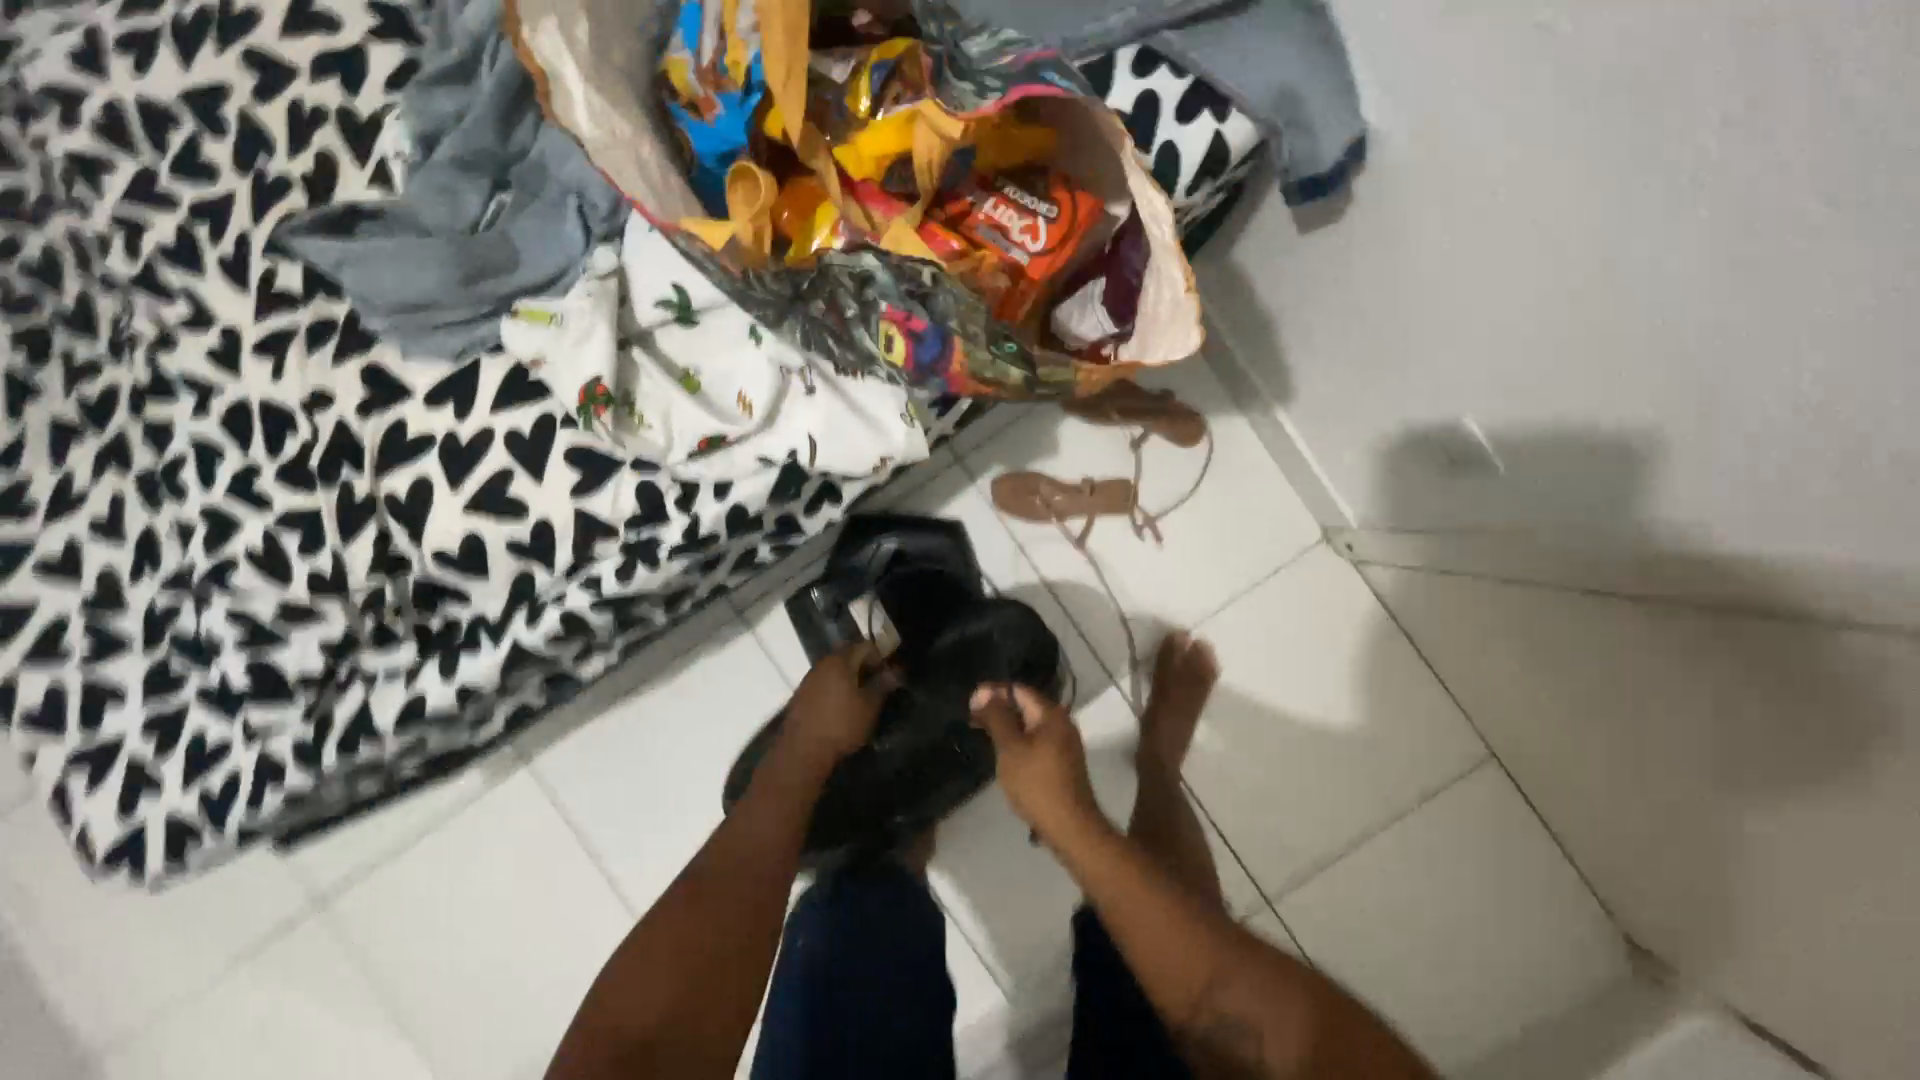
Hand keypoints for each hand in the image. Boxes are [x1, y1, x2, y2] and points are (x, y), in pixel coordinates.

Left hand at [781, 642, 896, 768]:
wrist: (802, 751)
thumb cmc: (842, 725)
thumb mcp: (869, 706)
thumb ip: (883, 685)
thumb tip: (895, 672)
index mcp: (840, 660)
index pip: (865, 645)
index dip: (881, 657)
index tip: (889, 674)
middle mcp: (822, 664)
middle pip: (848, 656)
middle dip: (865, 666)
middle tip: (878, 684)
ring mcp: (809, 679)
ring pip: (834, 670)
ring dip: (850, 678)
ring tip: (862, 697)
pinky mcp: (801, 695)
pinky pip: (824, 683)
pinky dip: (836, 688)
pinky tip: (842, 706)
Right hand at [970, 683, 1103, 842]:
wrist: (1070, 826)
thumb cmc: (1036, 784)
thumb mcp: (1011, 748)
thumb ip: (996, 718)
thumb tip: (982, 692)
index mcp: (1051, 714)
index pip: (1018, 690)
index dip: (993, 692)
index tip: (970, 703)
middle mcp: (1062, 723)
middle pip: (1025, 706)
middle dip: (998, 709)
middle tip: (971, 719)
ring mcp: (1064, 743)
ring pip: (1030, 726)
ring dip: (1007, 727)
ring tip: (983, 734)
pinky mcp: (1062, 762)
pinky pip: (1036, 742)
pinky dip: (1018, 742)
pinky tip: (1004, 753)